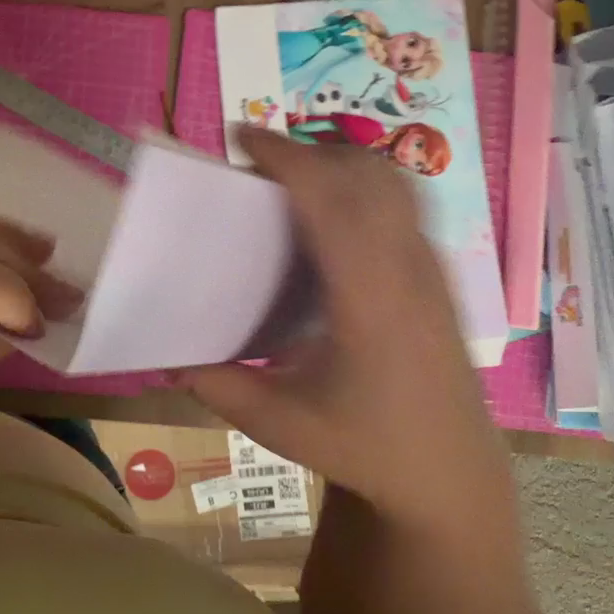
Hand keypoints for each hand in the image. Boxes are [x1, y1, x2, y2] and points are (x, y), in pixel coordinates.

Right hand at [173, 129, 513, 527]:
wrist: (451, 477)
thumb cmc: (361, 448)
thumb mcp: (272, 423)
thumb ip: (212, 382)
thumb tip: (162, 348)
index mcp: (367, 303)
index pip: (333, 203)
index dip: (287, 158)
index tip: (240, 137)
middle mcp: (408, 274)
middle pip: (370, 175)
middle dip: (310, 149)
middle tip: (255, 162)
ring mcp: (433, 272)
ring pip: (397, 183)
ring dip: (341, 163)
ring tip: (290, 178)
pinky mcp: (440, 278)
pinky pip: (406, 205)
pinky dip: (363, 185)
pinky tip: (328, 214)